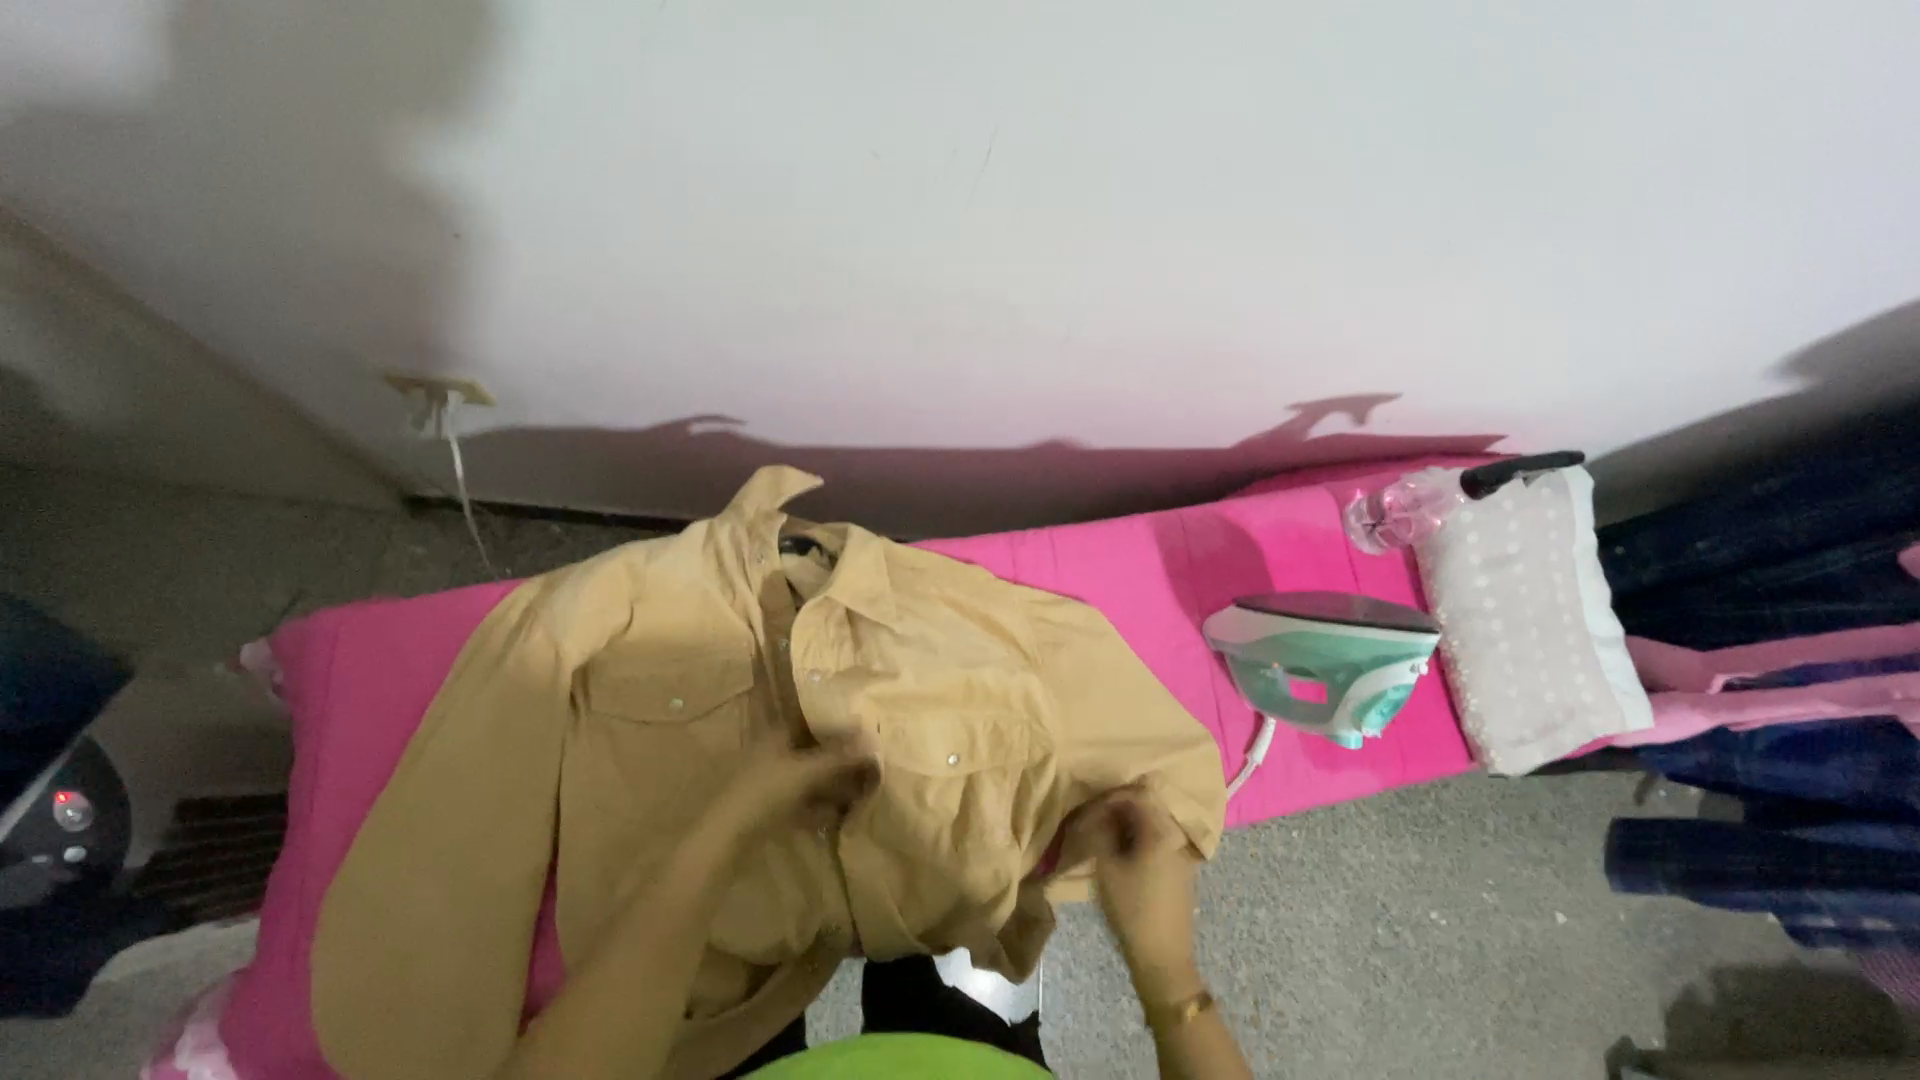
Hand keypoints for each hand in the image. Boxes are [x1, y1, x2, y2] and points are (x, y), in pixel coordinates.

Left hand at [705, 733, 880, 849]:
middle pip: (813, 752)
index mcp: (776, 735)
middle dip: (839, 760)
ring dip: (832, 785)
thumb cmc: (765, 793)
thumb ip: (839, 756)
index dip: (838, 726)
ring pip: (808, 779)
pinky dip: (819, 807)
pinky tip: (838, 815)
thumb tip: (872, 739)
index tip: (865, 733)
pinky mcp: (769, 809)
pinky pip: (801, 803)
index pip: (813, 722)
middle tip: (868, 764)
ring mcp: (770, 783)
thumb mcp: (806, 772)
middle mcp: (773, 754)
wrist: (726, 839)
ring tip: (860, 791)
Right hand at [1062, 786, 1203, 1003]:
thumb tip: (1100, 812)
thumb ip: (1101, 831)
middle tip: (1093, 824)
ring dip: (1127, 827)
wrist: (1163, 958)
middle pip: (1147, 808)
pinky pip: (1159, 843)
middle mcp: (1177, 838)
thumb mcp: (1106, 867)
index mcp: (1162, 831)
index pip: (1137, 794)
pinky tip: (1122, 858)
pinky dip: (1139, 841)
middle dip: (1118, 811)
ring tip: (1104, 840)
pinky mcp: (1181, 873)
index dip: (1110, 797)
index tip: (1089, 811)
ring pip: (1152, 826)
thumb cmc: (1132, 909)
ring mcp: (1183, 856)